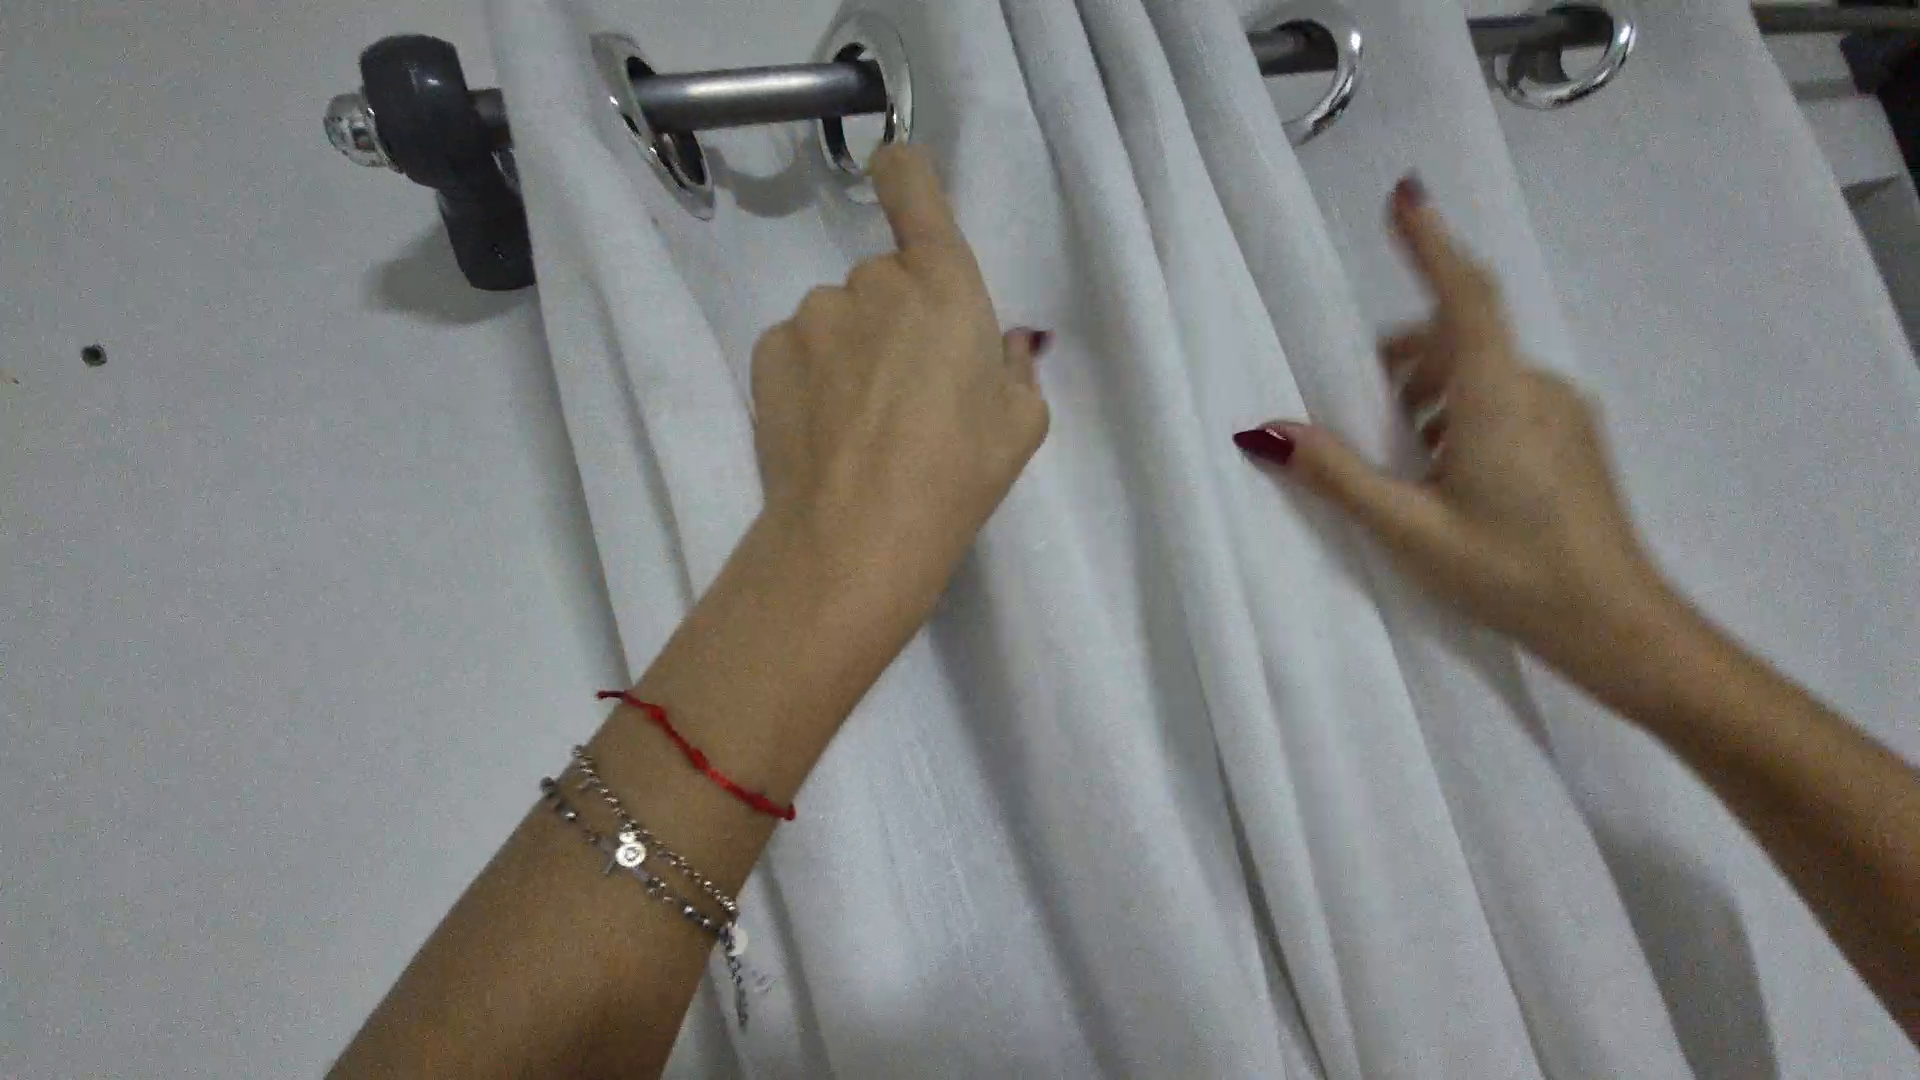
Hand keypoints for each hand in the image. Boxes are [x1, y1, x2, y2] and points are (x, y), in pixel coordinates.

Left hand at [749, 144, 1050, 623]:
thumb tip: (1002, 346)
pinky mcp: (767, 354)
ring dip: (852, 348)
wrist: (855, 538)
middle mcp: (872, 284)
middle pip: (885, 279)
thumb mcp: (1020, 428)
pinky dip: (813, 373)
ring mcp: (812, 318)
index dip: (906, 178)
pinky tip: (825, 428)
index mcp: (944, 288)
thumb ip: (1015, 369)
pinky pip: (798, 347)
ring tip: (864, 422)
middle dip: (898, 319)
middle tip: (910, 392)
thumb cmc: (955, 479)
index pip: (913, 188)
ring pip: (838, 317)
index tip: (897, 184)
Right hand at [1235, 176, 1668, 667]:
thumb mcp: (1406, 528)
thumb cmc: (1508, 574)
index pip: (1465, 297)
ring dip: (1426, 392)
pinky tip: (1442, 472)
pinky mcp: (1570, 438)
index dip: (1430, 243)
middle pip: (1458, 337)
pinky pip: (1500, 397)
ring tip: (1400, 459)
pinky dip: (1455, 412)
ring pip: (1478, 371)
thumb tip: (1265, 432)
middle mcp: (1536, 389)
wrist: (1616, 626)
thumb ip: (1335, 474)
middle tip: (1360, 412)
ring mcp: (1561, 412)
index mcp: (1497, 400)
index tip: (1402, 195)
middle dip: (1400, 358)